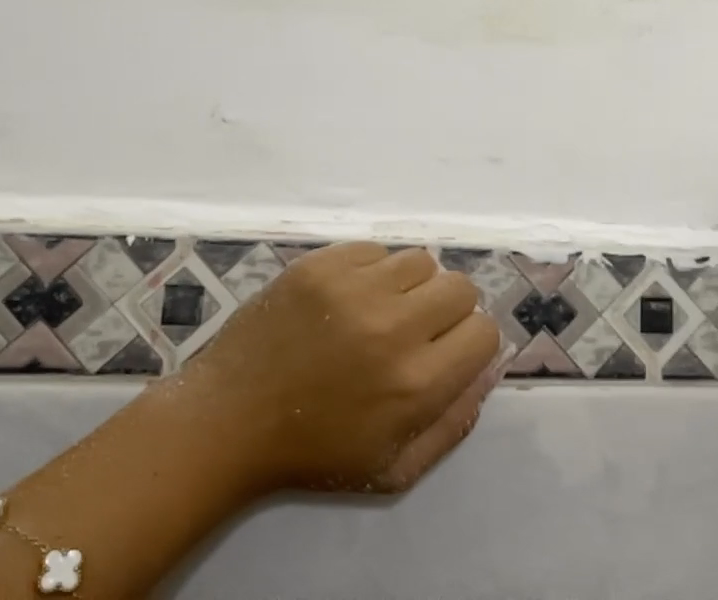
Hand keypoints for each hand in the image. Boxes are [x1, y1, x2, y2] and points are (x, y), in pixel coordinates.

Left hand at [175, 242, 502, 495]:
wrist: (227, 422)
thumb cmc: (313, 453)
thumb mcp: (395, 468)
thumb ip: (454, 423)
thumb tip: (490, 369)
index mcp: (416, 383)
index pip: (483, 332)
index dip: (469, 344)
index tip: (444, 354)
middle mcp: (393, 327)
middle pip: (460, 288)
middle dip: (447, 311)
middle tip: (414, 332)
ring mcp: (353, 288)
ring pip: (420, 261)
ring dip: (411, 286)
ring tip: (380, 312)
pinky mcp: (319, 265)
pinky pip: (375, 249)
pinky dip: (372, 271)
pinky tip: (347, 300)